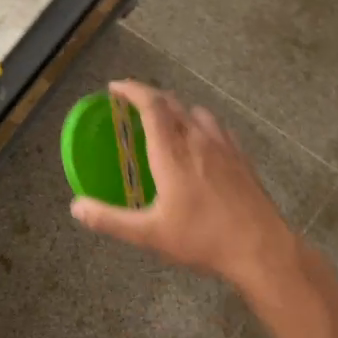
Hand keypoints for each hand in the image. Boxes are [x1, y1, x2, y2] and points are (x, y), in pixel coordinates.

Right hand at [71, 80, 306, 303]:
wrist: (261, 249)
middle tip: (132, 106)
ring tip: (165, 122)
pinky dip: (201, 124)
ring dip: (177, 110)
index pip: (151, 106)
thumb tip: (76, 207)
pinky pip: (218, 128)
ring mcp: (224, 147)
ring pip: (197, 113)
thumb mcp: (149, 235)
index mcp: (172, 154)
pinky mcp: (242, 158)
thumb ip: (110, 220)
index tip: (115, 88)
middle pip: (173, 104)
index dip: (132, 90)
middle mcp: (198, 141)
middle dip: (150, 98)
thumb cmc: (202, 239)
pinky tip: (201, 142)